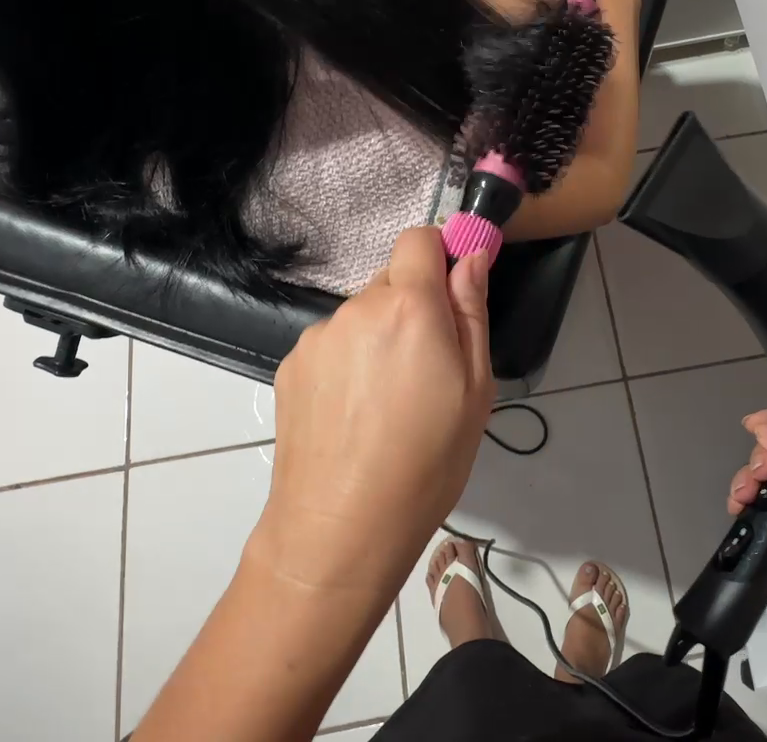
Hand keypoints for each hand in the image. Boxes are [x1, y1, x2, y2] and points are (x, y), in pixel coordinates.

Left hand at [256, 229, 495, 591]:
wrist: (340, 528)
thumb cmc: (428, 461)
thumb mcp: (475, 389)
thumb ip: (471, 312)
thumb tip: (472, 255)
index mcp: (409, 307)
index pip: (419, 239)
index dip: (440, 256)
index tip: (453, 294)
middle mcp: (356, 308)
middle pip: (391, 279)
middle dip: (413, 307)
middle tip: (426, 368)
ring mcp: (317, 337)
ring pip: (361, 315)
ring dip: (379, 336)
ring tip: (387, 401)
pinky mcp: (290, 366)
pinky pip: (332, 344)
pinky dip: (348, 362)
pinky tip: (354, 414)